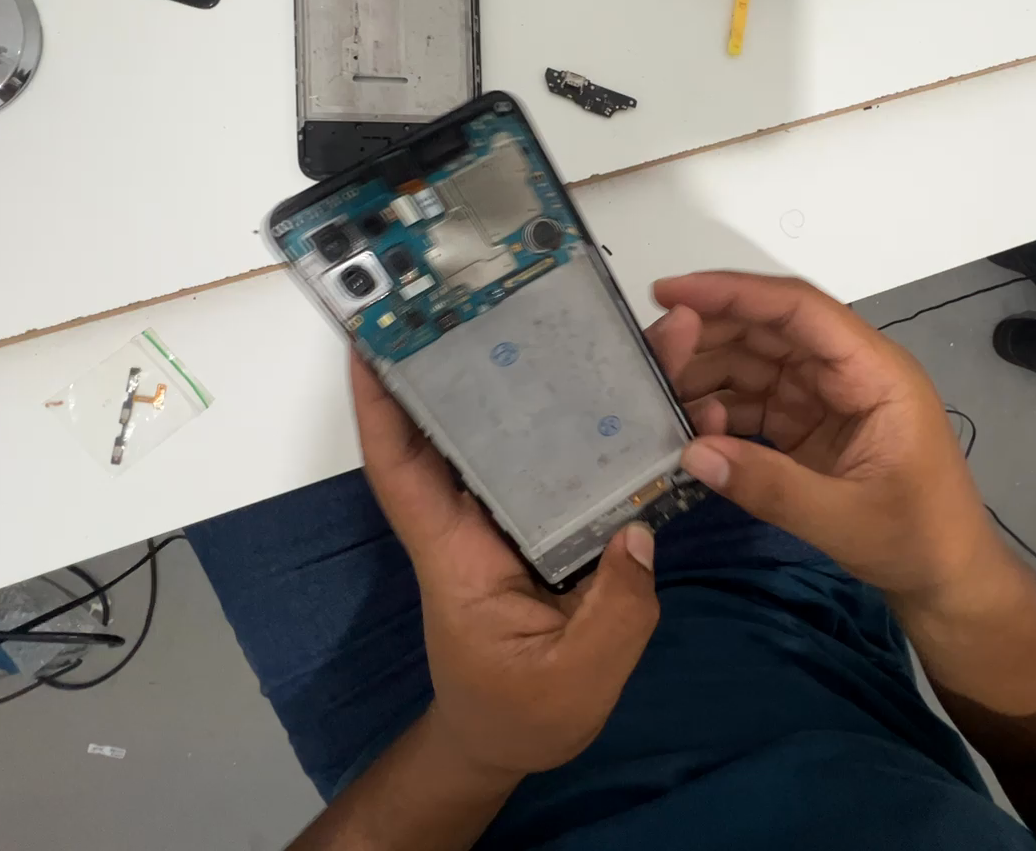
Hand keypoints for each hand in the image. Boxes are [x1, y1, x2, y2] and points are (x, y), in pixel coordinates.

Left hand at [346, 304, 707, 777]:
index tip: (373, 338)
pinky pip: (586, 462)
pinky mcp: (565, 521)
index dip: (381, 405)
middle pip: (491, 425)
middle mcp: (484, 518)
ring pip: (548, 432)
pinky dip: (618, 427)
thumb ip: (612, 612)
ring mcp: (527, 515)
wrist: (518, 734)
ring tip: (647, 338)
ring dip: (590, 382)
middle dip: (517, 359)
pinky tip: (661, 399)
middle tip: (552, 300)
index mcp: (457, 551)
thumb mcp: (573, 678)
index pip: (402, 470)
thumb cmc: (521, 712)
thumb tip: (641, 530)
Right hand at [650, 272, 1000, 602]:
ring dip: (707, 372)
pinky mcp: (808, 421)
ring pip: (755, 362)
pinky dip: (720, 409)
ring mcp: (826, 395)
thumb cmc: (918, 540)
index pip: (799, 310)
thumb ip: (770, 487)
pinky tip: (691, 426)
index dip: (734, 294)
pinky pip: (754, 399)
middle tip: (650, 352)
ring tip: (659, 394)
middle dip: (708, 333)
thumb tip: (690, 453)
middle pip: (768, 330)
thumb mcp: (846, 519)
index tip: (672, 294)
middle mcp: (847, 371)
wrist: (947, 578)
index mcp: (874, 372)